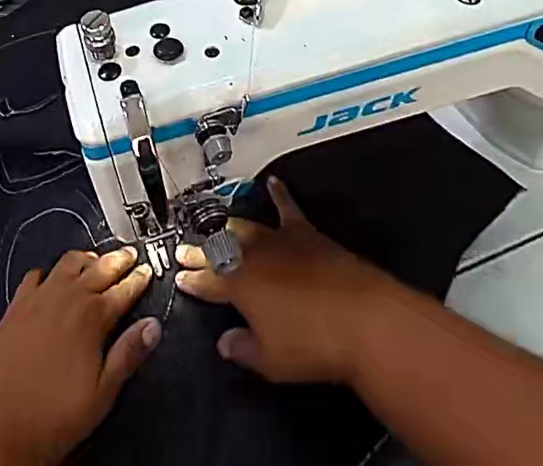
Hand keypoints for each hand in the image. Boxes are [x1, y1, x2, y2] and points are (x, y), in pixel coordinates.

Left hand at [0, 248, 157, 465]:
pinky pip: (36, 275)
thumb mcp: (101, 394)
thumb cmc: (50, 417)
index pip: (124, 290)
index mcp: (93, 318)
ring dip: (87, 258)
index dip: (139, 279)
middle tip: (131, 255)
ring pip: (69, 263)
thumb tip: (152, 327)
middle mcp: (68, 299)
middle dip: (119, 260)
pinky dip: (50, 271)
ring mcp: (40, 298)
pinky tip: (52, 276)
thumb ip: (128, 355)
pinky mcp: (17, 306)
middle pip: (100, 268)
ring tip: (97, 258)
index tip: (148, 271)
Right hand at [175, 177, 406, 384]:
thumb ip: (243, 348)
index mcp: (240, 285)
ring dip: (227, 227)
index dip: (192, 280)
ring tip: (214, 226)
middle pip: (220, 250)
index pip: (208, 281)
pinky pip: (288, 208)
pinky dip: (279, 194)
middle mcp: (255, 256)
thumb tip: (226, 343)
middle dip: (200, 251)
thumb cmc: (314, 344)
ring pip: (246, 228)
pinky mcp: (306, 233)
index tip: (180, 277)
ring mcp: (281, 240)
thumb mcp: (271, 360)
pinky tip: (273, 182)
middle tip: (184, 250)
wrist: (362, 319)